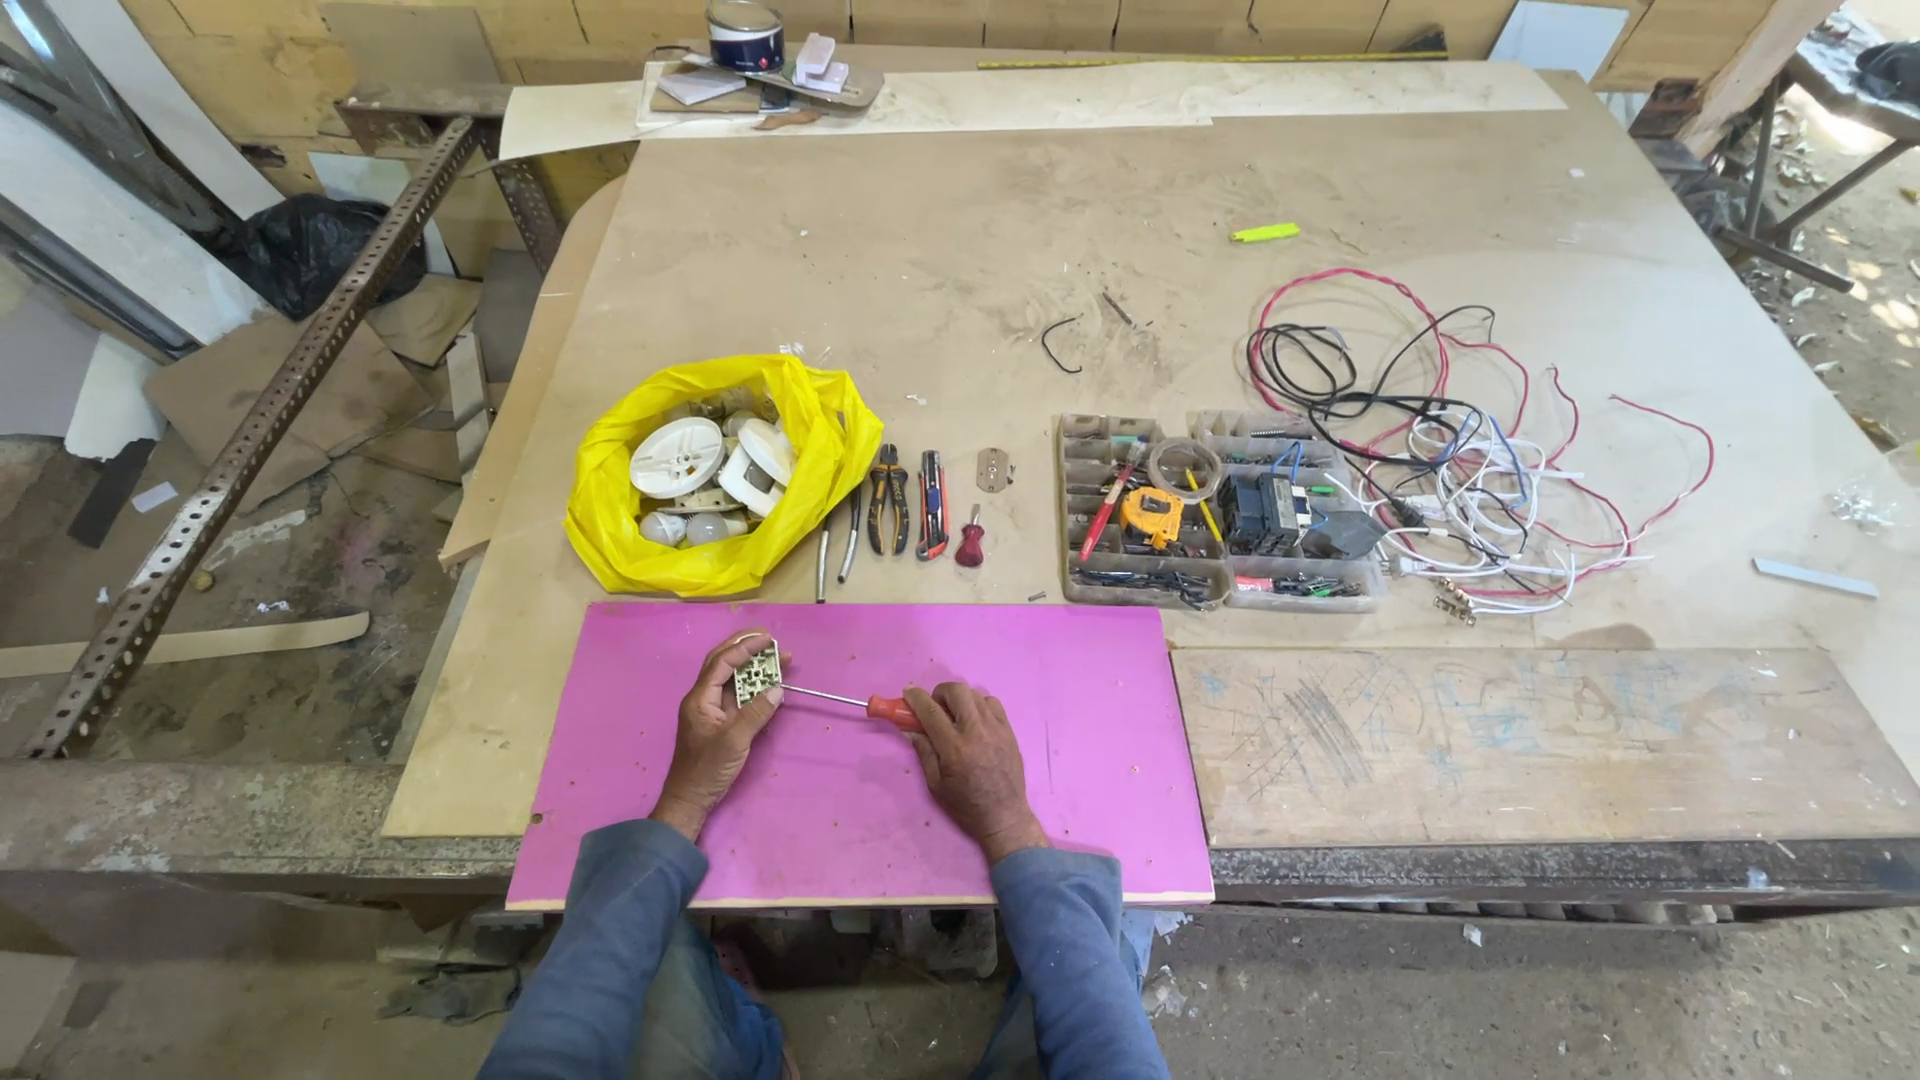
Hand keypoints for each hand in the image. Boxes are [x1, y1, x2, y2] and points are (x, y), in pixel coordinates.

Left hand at [650, 630, 784, 841]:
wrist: (690, 799)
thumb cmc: (707, 770)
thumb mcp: (734, 740)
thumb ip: (756, 712)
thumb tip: (776, 689)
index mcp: (699, 698)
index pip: (722, 662)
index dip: (745, 647)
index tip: (768, 640)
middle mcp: (703, 698)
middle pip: (723, 663)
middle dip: (745, 647)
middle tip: (769, 639)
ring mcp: (711, 709)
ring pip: (732, 678)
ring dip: (753, 667)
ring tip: (776, 658)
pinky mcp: (721, 721)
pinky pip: (737, 695)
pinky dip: (753, 686)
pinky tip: (769, 684)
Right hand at [903, 682, 1047, 863]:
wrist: (1004, 816)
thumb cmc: (966, 804)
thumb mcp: (936, 784)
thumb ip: (924, 751)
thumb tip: (910, 728)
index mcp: (954, 747)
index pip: (931, 710)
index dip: (916, 697)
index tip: (908, 691)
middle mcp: (976, 731)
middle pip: (956, 691)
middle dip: (940, 693)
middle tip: (935, 708)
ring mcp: (996, 728)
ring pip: (975, 693)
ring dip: (960, 699)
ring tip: (956, 717)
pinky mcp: (1009, 730)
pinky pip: (992, 703)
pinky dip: (979, 705)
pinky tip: (975, 721)